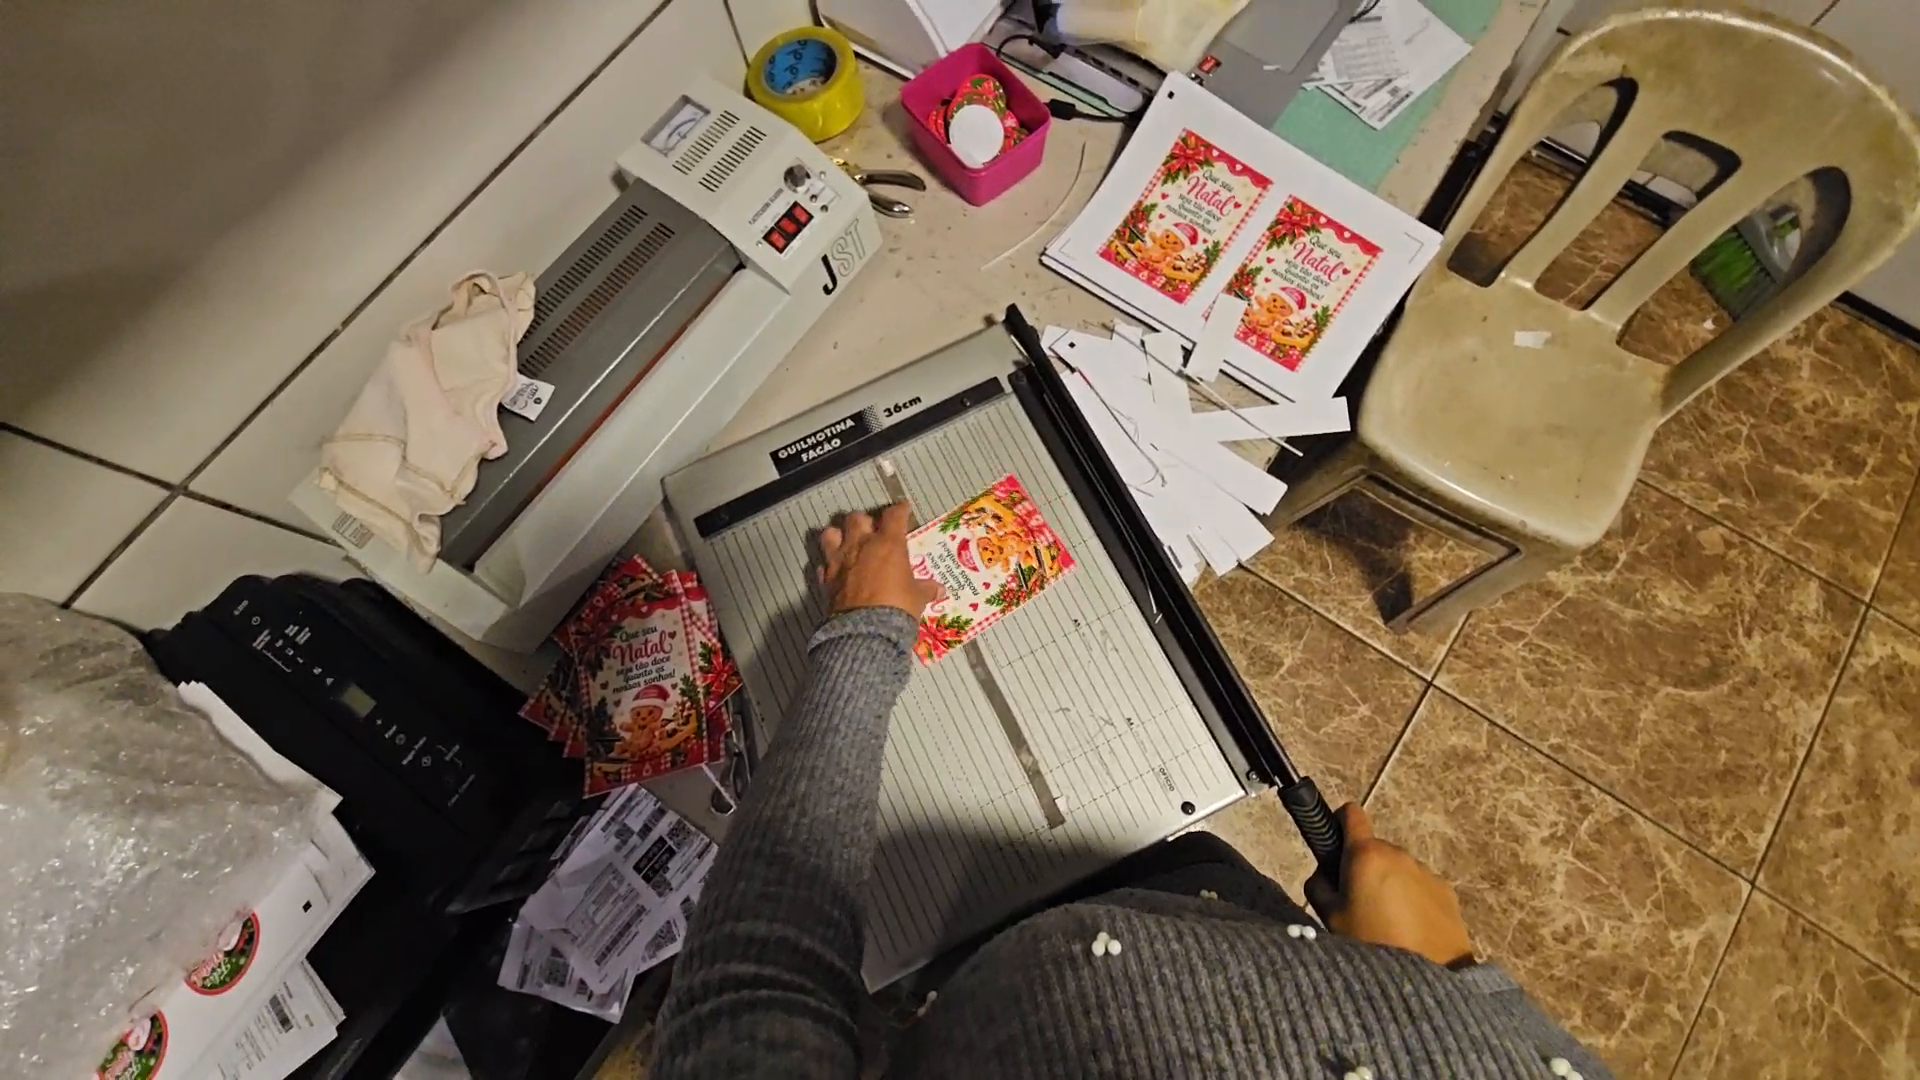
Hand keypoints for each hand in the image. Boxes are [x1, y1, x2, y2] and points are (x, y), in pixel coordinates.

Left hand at [818, 501, 941, 617]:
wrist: (866, 631)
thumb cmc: (898, 607)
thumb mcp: (917, 598)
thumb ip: (926, 589)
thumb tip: (939, 589)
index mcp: (888, 544)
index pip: (894, 516)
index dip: (900, 510)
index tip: (904, 508)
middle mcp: (861, 546)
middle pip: (857, 518)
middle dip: (865, 521)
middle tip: (872, 530)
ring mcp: (840, 561)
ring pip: (830, 534)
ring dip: (838, 535)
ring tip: (845, 541)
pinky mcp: (826, 580)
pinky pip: (823, 566)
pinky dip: (829, 566)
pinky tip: (835, 571)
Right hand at [1305, 803, 1474, 968]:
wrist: (1427, 980)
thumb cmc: (1370, 940)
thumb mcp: (1328, 915)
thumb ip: (1318, 884)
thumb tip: (1326, 873)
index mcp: (1365, 854)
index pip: (1351, 813)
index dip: (1339, 821)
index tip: (1335, 843)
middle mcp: (1397, 854)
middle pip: (1374, 848)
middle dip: (1365, 865)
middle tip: (1360, 900)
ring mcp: (1426, 872)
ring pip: (1398, 867)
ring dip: (1390, 881)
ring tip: (1389, 919)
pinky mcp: (1448, 892)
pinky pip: (1421, 885)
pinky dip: (1413, 897)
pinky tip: (1413, 928)